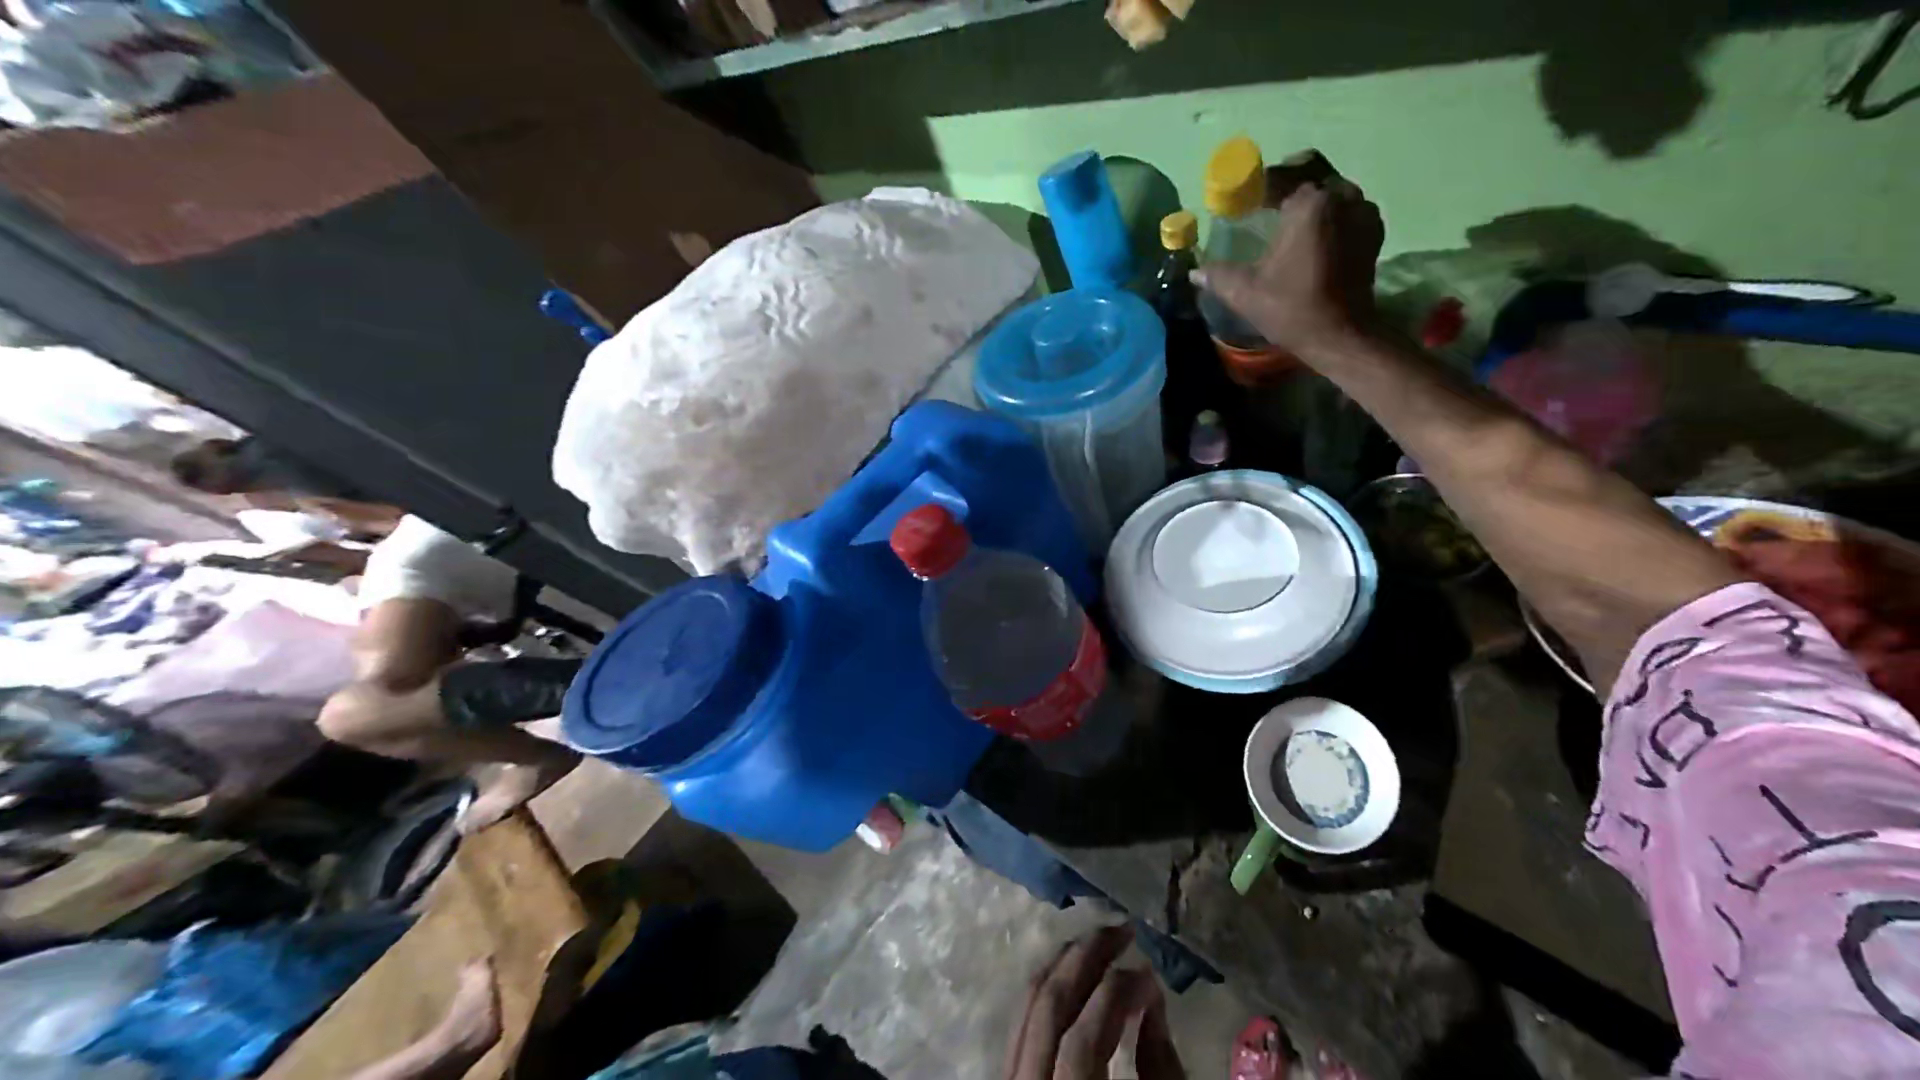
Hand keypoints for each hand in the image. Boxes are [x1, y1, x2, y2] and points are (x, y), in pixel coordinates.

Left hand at [1004, 926, 1185, 1079]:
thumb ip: (1160, 1071)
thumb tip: (1151, 996)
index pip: (1083, 1039)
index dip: (1117, 996)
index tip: (1149, 969)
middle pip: (1049, 1006)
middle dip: (1087, 958)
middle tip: (1123, 929)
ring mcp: (1010, 1076)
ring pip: (1029, 1004)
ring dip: (1065, 964)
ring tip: (1101, 942)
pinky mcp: (1009, 1069)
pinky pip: (1022, 1016)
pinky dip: (1049, 986)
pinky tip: (1075, 971)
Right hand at [1195, 171, 1384, 356]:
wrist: (1339, 335)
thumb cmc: (1291, 309)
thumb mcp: (1245, 292)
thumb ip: (1218, 275)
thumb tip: (1195, 271)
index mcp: (1309, 204)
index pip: (1279, 176)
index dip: (1257, 186)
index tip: (1242, 200)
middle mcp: (1342, 196)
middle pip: (1311, 171)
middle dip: (1287, 182)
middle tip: (1265, 202)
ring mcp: (1363, 212)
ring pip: (1331, 189)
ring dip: (1310, 198)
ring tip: (1288, 220)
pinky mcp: (1373, 231)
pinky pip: (1346, 208)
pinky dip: (1328, 214)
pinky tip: (1311, 236)